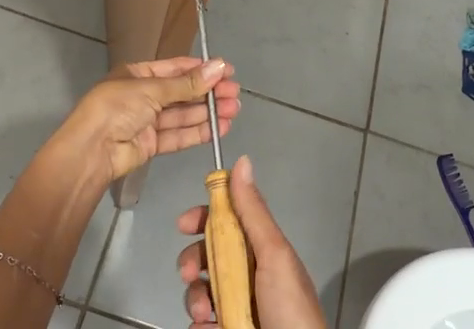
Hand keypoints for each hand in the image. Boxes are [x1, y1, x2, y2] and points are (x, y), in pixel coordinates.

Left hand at [54, 56, 242, 182]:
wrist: (91, 151)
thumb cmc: (116, 108)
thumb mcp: (152, 89)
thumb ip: (187, 84)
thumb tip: (219, 67)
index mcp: (139, 75)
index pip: (176, 69)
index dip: (202, 69)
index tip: (227, 71)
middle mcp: (144, 96)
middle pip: (183, 92)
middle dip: (209, 93)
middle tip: (234, 94)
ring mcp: (148, 121)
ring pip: (183, 114)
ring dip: (208, 112)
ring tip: (233, 110)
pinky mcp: (151, 145)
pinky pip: (179, 135)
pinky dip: (199, 131)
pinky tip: (219, 128)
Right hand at [176, 156, 325, 328]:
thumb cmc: (290, 309)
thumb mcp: (274, 254)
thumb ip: (252, 211)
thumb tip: (242, 161)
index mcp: (263, 250)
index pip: (228, 221)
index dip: (205, 217)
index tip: (184, 224)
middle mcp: (250, 274)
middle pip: (208, 255)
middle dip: (193, 263)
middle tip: (190, 276)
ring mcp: (239, 306)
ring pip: (201, 290)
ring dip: (196, 299)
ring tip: (207, 316)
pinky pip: (202, 322)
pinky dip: (200, 325)